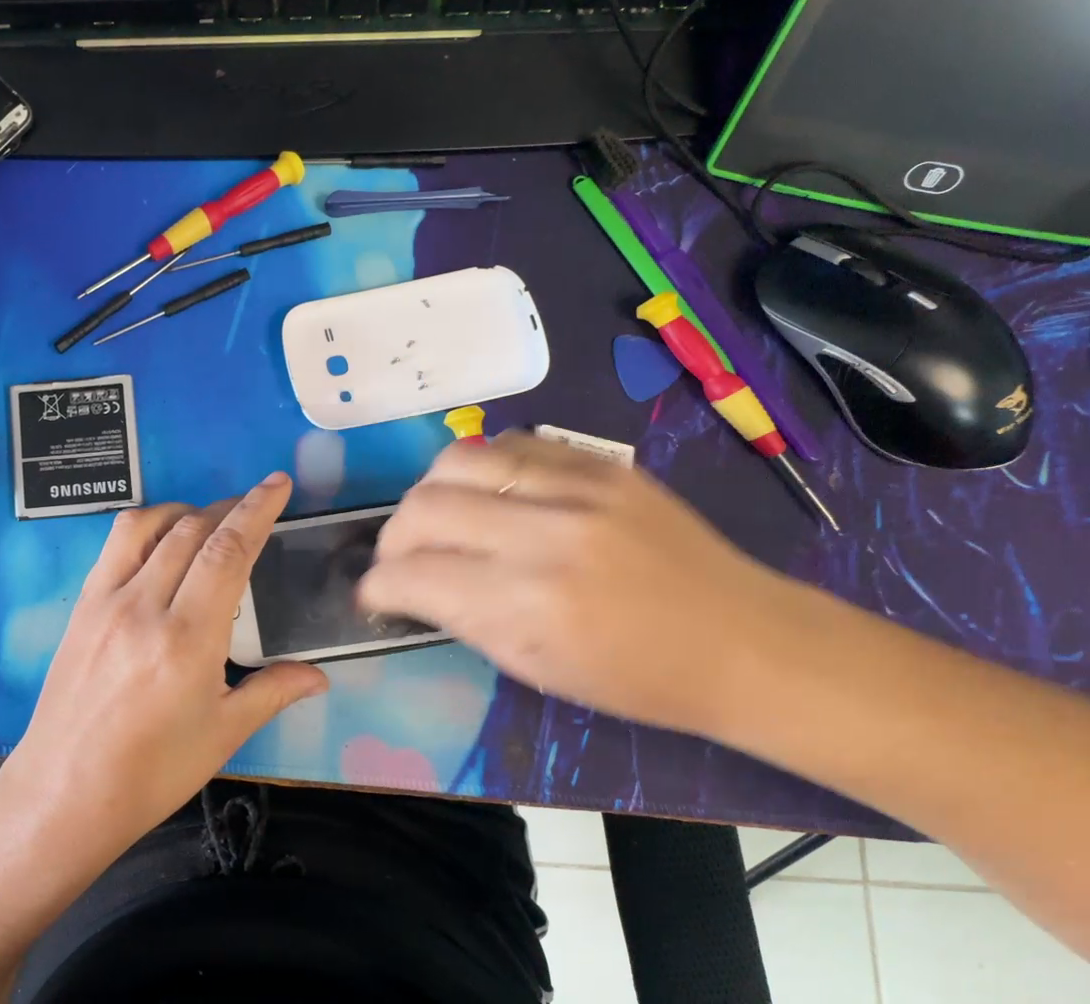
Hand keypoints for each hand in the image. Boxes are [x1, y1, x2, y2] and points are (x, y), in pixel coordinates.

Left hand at [0, 473, 329, 857]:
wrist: (66, 791)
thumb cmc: (152, 772)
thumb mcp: (222, 734)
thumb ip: (271, 691)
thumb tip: (319, 675)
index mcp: (188, 638)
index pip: (228, 551)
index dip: (257, 510)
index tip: (277, 484)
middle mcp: (145, 606)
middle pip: (191, 531)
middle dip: (228, 509)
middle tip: (253, 507)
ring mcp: (106, 601)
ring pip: (147, 527)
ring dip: (183, 512)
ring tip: (207, 522)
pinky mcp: (81, 607)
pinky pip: (113, 548)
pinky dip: (144, 530)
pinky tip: (158, 545)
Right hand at [357, 433, 812, 734]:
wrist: (747, 642)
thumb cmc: (638, 679)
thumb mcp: (535, 668)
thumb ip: (464, 617)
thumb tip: (410, 586)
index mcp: (527, 604)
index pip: (412, 575)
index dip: (377, 585)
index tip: (375, 594)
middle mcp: (544, 534)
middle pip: (422, 507)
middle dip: (393, 538)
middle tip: (401, 560)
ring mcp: (576, 488)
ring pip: (455, 460)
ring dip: (428, 493)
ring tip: (437, 520)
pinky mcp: (601, 464)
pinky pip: (509, 443)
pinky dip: (479, 467)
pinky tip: (485, 493)